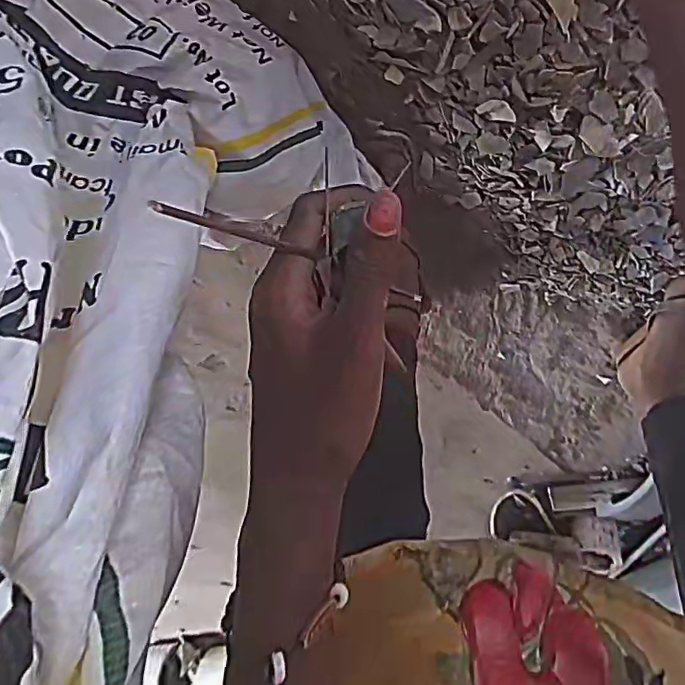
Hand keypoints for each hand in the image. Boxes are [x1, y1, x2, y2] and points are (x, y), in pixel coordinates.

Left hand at [246, 186, 417, 493]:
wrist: (300, 485)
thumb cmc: (326, 409)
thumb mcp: (358, 330)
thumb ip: (373, 263)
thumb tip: (385, 200)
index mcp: (280, 282)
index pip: (311, 212)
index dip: (352, 204)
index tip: (395, 221)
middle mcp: (277, 293)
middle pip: (325, 243)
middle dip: (371, 255)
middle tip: (407, 283)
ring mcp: (287, 319)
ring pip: (335, 277)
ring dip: (372, 289)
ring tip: (399, 322)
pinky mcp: (300, 341)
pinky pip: (334, 307)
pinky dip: (362, 314)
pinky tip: (385, 345)